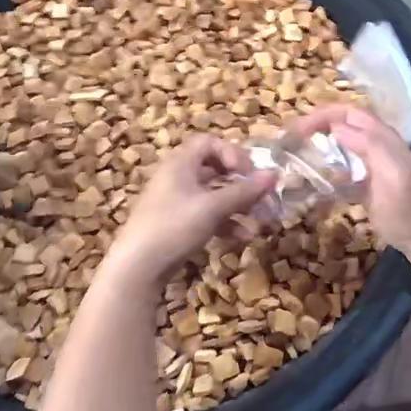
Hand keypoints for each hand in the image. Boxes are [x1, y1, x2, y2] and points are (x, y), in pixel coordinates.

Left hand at [112, 136, 270, 269]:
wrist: (137, 268)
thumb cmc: (173, 227)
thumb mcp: (212, 207)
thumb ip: (244, 191)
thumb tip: (274, 174)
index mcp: (180, 163)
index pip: (209, 142)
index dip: (232, 153)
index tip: (247, 172)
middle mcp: (178, 177)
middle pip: (215, 169)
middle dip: (242, 182)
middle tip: (263, 195)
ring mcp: (177, 202)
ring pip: (215, 195)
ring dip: (239, 205)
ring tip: (261, 219)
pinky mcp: (179, 224)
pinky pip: (208, 215)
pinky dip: (226, 222)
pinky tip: (243, 237)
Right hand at [290, 106, 410, 251]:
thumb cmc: (409, 208)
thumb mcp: (393, 176)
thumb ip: (370, 147)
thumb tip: (336, 128)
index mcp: (382, 137)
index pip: (348, 113)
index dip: (322, 115)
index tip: (297, 129)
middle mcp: (375, 144)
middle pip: (342, 123)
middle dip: (315, 126)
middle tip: (289, 140)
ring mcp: (370, 163)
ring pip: (340, 143)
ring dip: (317, 143)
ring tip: (293, 153)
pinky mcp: (365, 181)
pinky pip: (341, 165)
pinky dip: (324, 166)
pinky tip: (309, 178)